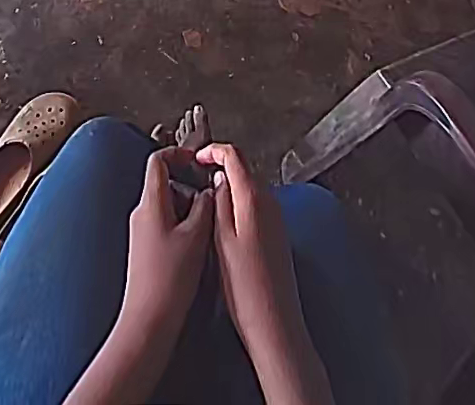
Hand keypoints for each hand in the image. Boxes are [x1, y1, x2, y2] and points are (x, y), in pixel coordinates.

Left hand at [65, 148, 213, 404]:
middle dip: (189, 190)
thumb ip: (204, 207)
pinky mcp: (144, 248)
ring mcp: (141, 230)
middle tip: (208, 206)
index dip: (177, 154)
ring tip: (204, 233)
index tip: (195, 159)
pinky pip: (165, 225)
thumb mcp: (196, 236)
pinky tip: (195, 249)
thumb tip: (207, 191)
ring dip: (188, 211)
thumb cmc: (170, 279)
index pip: (158, 161)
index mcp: (151, 202)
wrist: (148, 320)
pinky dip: (182, 228)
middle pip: (166, 184)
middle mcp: (141, 212)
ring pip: (168, 206)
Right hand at [197, 143, 331, 404]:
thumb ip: (218, 202)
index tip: (196, 158)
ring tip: (205, 199)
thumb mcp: (221, 238)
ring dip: (228, 185)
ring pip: (248, 187)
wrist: (275, 325)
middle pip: (243, 169)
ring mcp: (276, 218)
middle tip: (196, 177)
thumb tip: (217, 179)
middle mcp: (270, 203)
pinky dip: (238, 202)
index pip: (234, 155)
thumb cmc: (244, 286)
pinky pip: (255, 204)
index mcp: (254, 199)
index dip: (213, 150)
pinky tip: (223, 221)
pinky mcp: (278, 233)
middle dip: (220, 167)